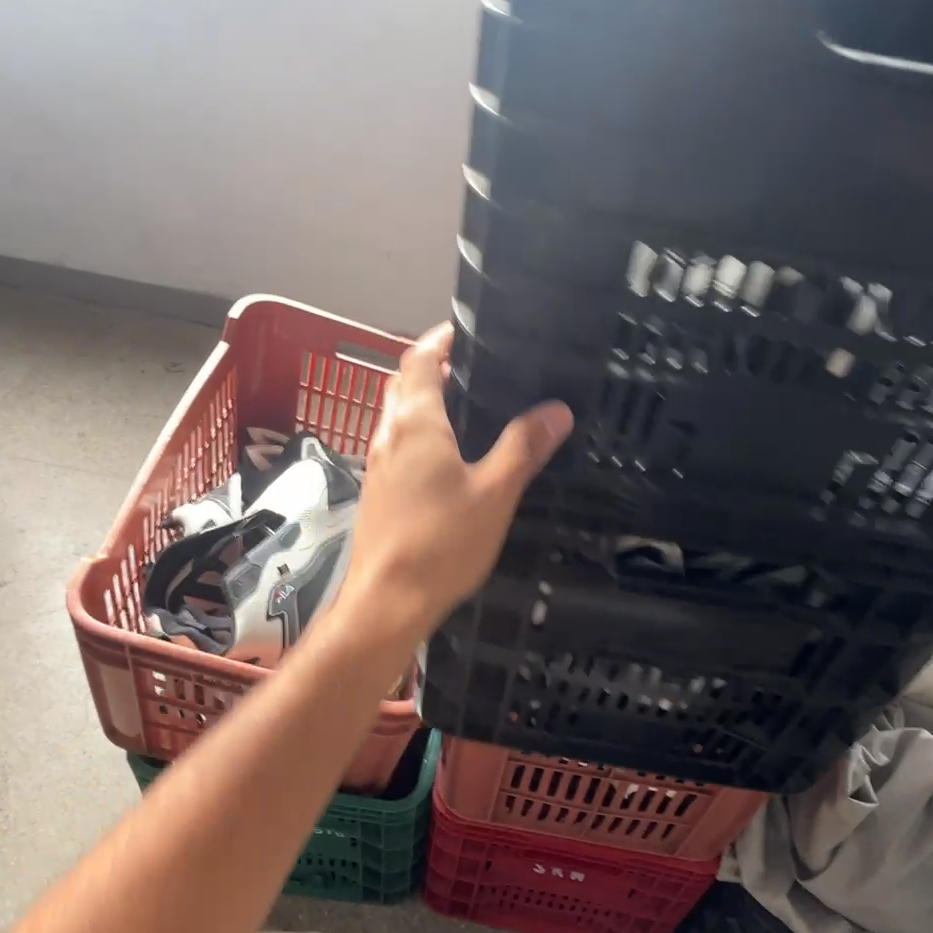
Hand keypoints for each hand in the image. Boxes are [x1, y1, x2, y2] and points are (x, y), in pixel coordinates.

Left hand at [337, 323, 572, 643]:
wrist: (386, 602)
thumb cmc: (441, 543)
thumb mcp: (495, 493)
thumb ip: (523, 447)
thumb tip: (556, 410)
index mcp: (416, 424)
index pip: (420, 360)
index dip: (441, 340)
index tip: (466, 330)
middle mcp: (388, 436)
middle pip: (403, 385)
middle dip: (432, 368)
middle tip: (473, 369)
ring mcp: (377, 466)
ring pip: (397, 417)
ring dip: (424, 403)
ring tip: (467, 409)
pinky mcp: (376, 494)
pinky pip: (396, 446)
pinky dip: (418, 435)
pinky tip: (446, 459)